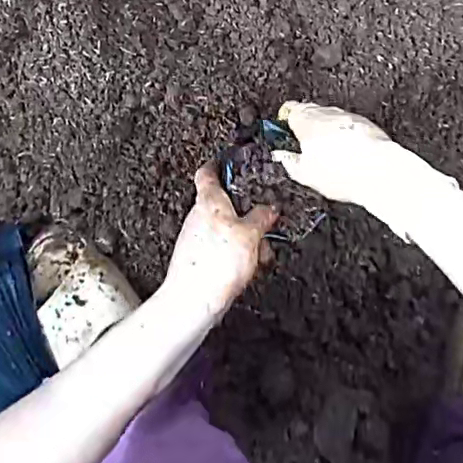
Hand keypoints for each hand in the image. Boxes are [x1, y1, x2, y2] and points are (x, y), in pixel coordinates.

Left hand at [162, 165, 277, 316]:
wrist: (193, 301)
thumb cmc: (215, 264)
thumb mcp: (251, 234)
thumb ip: (262, 217)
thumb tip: (269, 209)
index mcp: (208, 201)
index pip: (208, 172)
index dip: (219, 164)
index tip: (228, 161)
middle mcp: (198, 215)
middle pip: (223, 203)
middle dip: (245, 213)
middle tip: (262, 223)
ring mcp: (195, 237)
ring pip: (224, 227)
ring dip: (244, 237)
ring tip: (259, 255)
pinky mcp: (197, 257)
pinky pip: (220, 247)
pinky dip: (235, 253)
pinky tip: (247, 268)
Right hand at [271, 101, 459, 237]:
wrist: (381, 172)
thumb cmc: (343, 172)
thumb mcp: (304, 174)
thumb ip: (289, 162)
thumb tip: (282, 157)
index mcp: (307, 119)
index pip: (289, 109)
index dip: (284, 121)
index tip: (283, 132)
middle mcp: (328, 112)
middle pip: (310, 113)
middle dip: (306, 128)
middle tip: (304, 149)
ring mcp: (349, 117)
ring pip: (331, 120)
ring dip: (327, 133)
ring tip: (328, 157)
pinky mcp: (367, 125)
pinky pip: (350, 128)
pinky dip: (346, 138)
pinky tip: (347, 157)